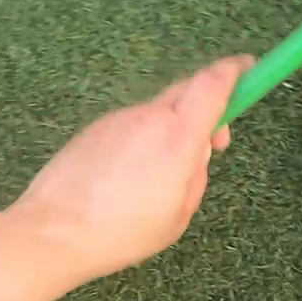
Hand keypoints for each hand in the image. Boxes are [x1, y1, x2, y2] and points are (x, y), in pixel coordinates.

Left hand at [7, 55, 251, 280]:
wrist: (52, 233)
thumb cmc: (122, 232)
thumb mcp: (178, 216)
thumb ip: (195, 177)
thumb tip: (195, 155)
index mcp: (176, 137)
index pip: (213, 83)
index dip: (235, 70)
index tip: (249, 67)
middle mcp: (148, 118)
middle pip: (187, 91)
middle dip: (208, 107)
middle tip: (212, 142)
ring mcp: (117, 120)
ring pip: (158, 112)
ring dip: (171, 130)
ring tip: (159, 178)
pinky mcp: (94, 129)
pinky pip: (132, 126)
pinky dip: (143, 141)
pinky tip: (128, 179)